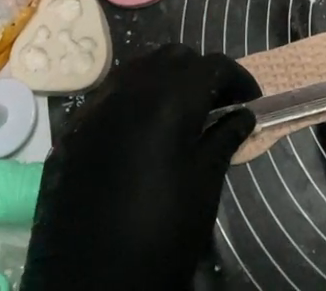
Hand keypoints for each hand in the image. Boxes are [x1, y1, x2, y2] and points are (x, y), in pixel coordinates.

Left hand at [22, 44, 258, 289]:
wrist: (90, 283)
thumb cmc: (160, 234)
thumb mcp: (204, 185)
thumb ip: (224, 139)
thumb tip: (242, 114)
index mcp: (169, 100)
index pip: (212, 66)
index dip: (238, 78)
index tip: (251, 101)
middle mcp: (130, 90)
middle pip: (173, 57)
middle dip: (200, 72)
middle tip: (217, 103)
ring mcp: (96, 107)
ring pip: (138, 69)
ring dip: (164, 79)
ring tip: (181, 112)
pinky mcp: (74, 130)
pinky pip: (109, 95)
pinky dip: (133, 98)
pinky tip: (142, 131)